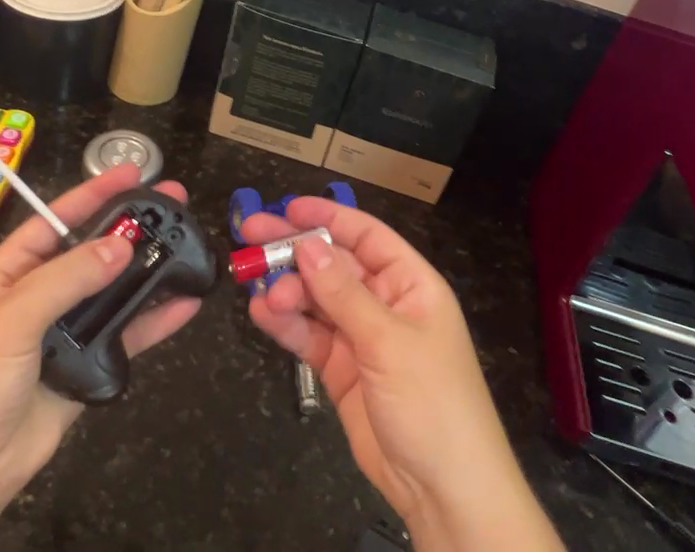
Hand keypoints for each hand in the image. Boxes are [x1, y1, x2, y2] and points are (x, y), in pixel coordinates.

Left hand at [0, 164, 199, 551]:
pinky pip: (127, 334)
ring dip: (149, 272)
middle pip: (94, 251)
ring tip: (190, 246)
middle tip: (176, 204)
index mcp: (10, 271)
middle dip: (133, 228)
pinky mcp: (86, 366)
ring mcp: (65, 331)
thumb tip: (123, 246)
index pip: (58, 220)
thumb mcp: (13, 316)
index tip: (134, 173)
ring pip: (115, 291)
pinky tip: (186, 303)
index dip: (95, 194)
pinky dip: (156, 320)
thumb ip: (69, 278)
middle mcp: (40, 294)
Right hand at [243, 199, 560, 551]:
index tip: (287, 208)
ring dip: (287, 290)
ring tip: (259, 290)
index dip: (328, 218)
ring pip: (316, 300)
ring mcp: (362, 338)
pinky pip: (310, 336)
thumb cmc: (432, 402)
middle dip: (295, 252)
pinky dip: (286, 324)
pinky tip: (263, 314)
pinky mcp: (342, 370)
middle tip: (250, 236)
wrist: (444, 488)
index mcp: (411, 284)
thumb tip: (307, 247)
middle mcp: (386, 303)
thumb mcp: (389, 342)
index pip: (367, 236)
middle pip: (334, 265)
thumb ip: (344, 295)